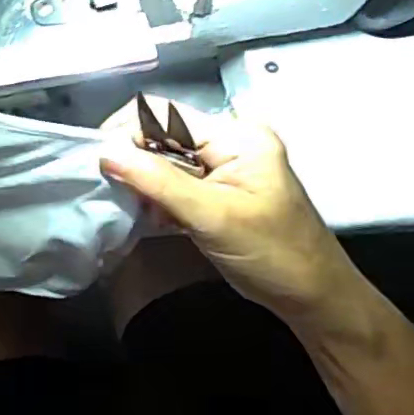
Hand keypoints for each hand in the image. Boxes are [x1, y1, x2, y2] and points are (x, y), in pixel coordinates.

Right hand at [98, 99, 374, 338]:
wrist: (315, 300)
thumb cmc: (273, 255)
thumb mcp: (212, 216)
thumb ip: (157, 181)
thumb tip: (105, 153)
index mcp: (236, 135)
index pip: (165, 114)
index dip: (127, 131)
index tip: (98, 160)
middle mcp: (227, 140)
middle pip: (161, 134)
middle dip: (133, 159)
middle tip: (110, 187)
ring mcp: (221, 164)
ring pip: (162, 158)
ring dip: (142, 181)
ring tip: (129, 204)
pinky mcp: (214, 188)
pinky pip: (172, 179)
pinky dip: (155, 195)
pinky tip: (149, 215)